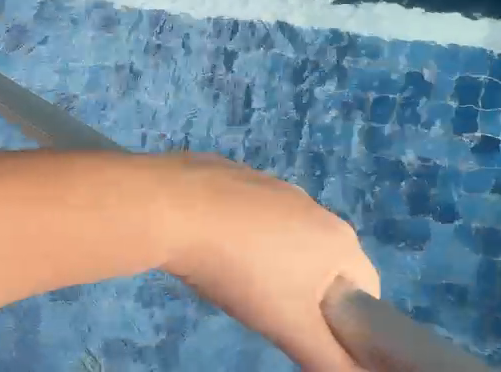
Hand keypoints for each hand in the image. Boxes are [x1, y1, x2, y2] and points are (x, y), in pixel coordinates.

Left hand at [161, 153, 380, 370]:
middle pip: (313, 253)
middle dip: (294, 279)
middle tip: (255, 293)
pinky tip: (190, 230)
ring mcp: (251, 174)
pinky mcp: (208, 162)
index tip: (300, 321)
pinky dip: (217, 216)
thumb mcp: (290, 329)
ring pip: (268, 224)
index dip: (340, 314)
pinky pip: (225, 199)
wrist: (151, 206)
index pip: (362, 287)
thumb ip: (336, 367)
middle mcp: (301, 197)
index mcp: (336, 234)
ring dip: (253, 247)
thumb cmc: (230, 268)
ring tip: (218, 263)